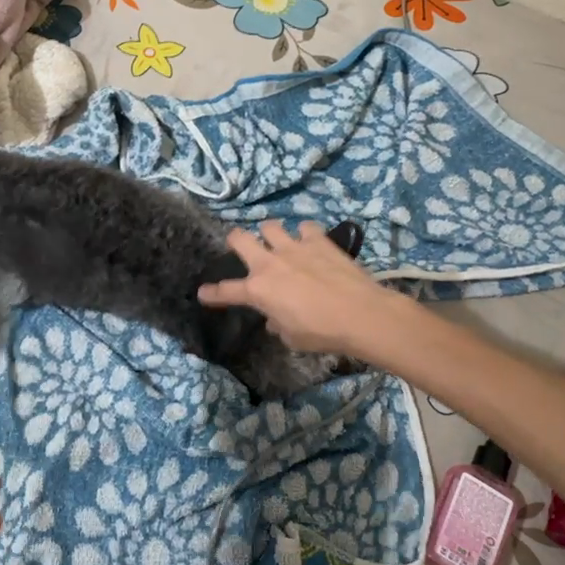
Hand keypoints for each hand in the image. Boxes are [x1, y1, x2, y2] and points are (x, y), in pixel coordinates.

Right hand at [198, 220, 420, 360]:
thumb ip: (279, 326)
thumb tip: (275, 320)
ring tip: (280, 243)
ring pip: (270, 226)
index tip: (203, 293)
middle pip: (239, 238)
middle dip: (235, 241)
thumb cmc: (323, 332)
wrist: (361, 314)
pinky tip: (311, 243)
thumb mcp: (293, 338)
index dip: (212, 294)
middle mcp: (269, 263)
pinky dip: (306, 234)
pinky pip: (305, 228)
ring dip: (271, 234)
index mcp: (258, 290)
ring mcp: (293, 247)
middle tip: (241, 247)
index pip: (226, 291)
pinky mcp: (318, 241)